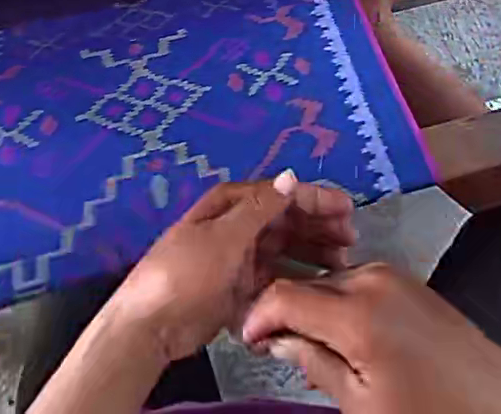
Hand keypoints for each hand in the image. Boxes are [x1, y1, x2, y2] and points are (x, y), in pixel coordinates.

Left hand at [106, 171, 355, 362]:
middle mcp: (239, 225)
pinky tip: (318, 286)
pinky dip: (296, 278)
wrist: (150, 325)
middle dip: (319, 226)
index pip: (282, 194)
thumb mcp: (224, 237)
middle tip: (351, 239)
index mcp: (233, 204)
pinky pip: (276, 276)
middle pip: (287, 220)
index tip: (347, 208)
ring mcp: (240, 257)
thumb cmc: (185, 273)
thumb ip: (261, 208)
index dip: (316, 199)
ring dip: (312, 252)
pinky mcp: (239, 288)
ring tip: (341, 264)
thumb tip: (291, 175)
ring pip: (286, 248)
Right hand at [242, 263, 500, 413]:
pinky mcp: (406, 276)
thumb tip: (279, 342)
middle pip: (308, 283)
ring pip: (332, 281)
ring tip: (311, 346)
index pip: (286, 295)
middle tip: (275, 347)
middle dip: (287, 311)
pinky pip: (358, 281)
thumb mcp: (364, 406)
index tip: (247, 337)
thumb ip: (316, 364)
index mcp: (356, 312)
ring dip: (315, 307)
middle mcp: (370, 278)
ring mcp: (391, 273)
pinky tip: (346, 334)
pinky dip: (341, 302)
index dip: (260, 315)